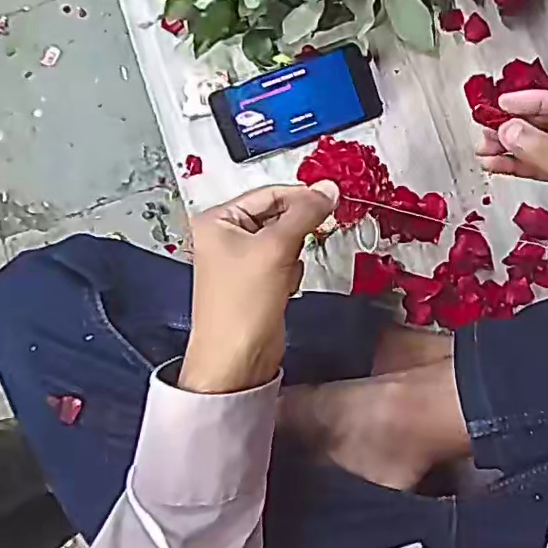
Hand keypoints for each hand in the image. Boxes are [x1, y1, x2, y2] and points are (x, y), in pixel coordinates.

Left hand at [181, 182, 339, 393]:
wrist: (238, 358)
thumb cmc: (241, 305)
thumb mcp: (277, 248)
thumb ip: (305, 213)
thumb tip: (328, 189)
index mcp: (217, 220)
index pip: (269, 193)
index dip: (301, 196)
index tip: (330, 199)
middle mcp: (227, 235)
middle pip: (278, 213)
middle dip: (297, 229)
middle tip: (315, 233)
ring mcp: (242, 258)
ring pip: (286, 237)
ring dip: (296, 250)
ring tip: (287, 269)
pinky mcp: (257, 278)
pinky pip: (286, 258)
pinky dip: (293, 268)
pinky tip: (286, 284)